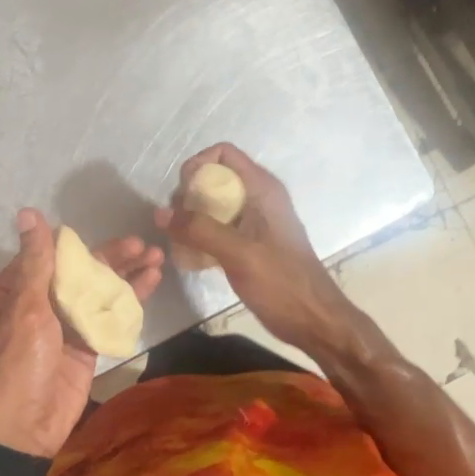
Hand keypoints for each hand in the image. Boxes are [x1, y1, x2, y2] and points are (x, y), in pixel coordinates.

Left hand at [0, 208, 163, 458]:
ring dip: (124, 275)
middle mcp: (35, 304)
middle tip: (144, 244)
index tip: (111, 234)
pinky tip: (150, 284)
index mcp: (11, 291)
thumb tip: (28, 213)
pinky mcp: (83, 346)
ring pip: (96, 292)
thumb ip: (36, 262)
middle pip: (77, 272)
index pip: (48, 257)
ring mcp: (61, 326)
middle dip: (111, 258)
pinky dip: (127, 302)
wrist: (23, 428)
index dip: (79, 245)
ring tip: (157, 258)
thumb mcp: (25, 309)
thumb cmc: (16, 363)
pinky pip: (106, 317)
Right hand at [155, 143, 356, 357]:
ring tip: (178, 242)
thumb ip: (200, 230)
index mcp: (262, 190)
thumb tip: (159, 213)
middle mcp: (258, 198)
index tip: (182, 196)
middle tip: (177, 225)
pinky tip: (190, 257)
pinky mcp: (250, 244)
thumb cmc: (283, 284)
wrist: (315, 321)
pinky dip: (201, 236)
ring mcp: (254, 222)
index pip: (223, 154)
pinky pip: (218, 228)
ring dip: (192, 218)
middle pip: (214, 178)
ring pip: (213, 205)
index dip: (197, 166)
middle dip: (189, 196)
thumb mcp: (239, 254)